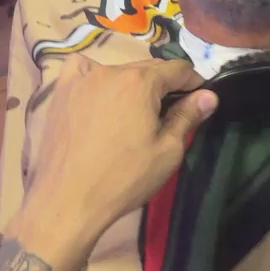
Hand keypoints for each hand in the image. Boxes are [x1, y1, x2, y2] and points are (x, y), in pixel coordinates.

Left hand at [9, 56, 215, 270]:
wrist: (67, 202)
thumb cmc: (123, 179)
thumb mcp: (166, 151)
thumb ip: (188, 116)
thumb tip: (209, 95)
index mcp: (140, 81)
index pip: (176, 69)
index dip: (193, 82)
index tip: (200, 98)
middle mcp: (110, 70)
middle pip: (147, 68)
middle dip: (164, 85)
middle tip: (171, 111)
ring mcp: (81, 79)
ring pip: (117, 70)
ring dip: (132, 83)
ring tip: (135, 110)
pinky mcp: (60, 92)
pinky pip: (81, 70)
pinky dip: (94, 75)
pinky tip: (98, 94)